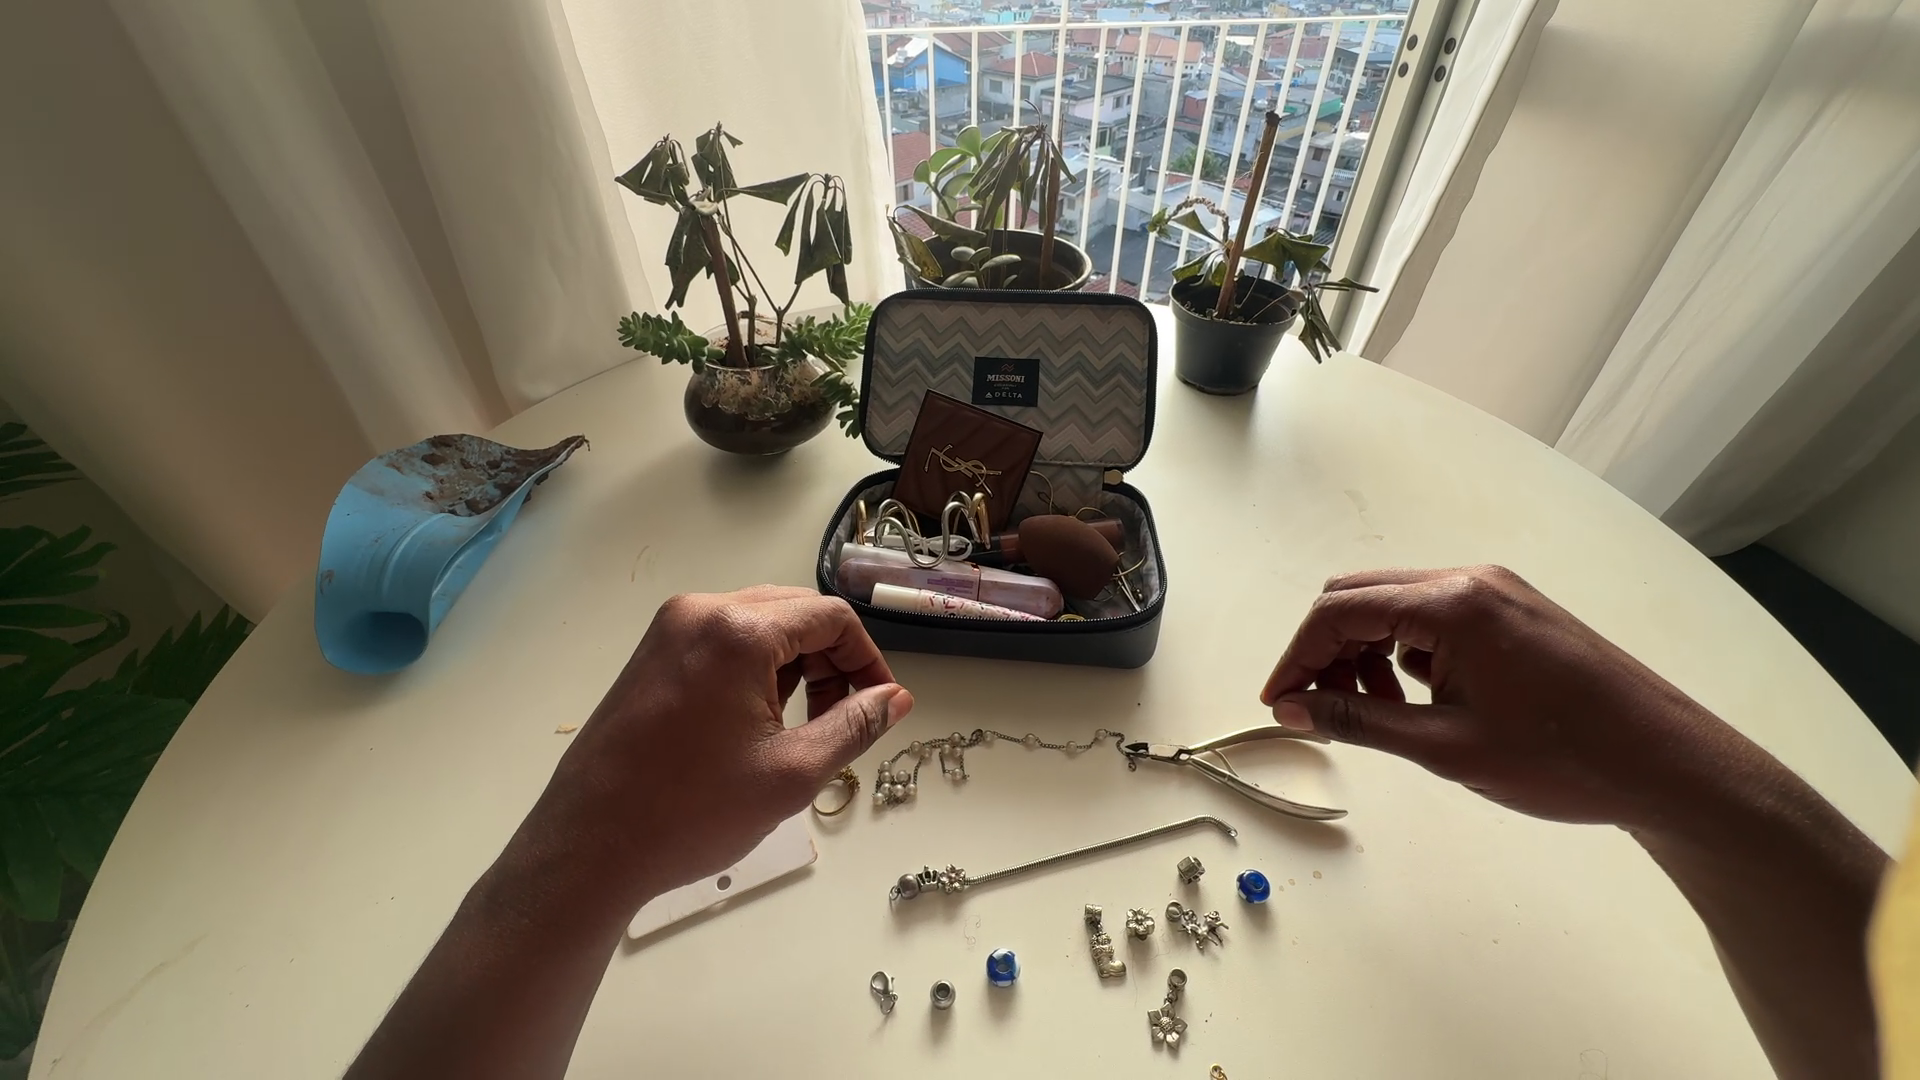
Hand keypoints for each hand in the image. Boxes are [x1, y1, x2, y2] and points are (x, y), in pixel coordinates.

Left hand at [549, 586, 911, 900]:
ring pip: (762, 624)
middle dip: (832, 660)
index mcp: (737, 630)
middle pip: (797, 613)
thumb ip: (855, 725)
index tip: (878, 705)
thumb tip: (896, 698)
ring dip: (797, 664)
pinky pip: (727, 640)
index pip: (831, 617)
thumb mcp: (793, 772)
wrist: (585, 850)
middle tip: (841, 717)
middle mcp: (701, 611)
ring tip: (800, 724)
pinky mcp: (654, 653)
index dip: (867, 658)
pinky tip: (758, 718)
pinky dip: (758, 668)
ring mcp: (670, 629)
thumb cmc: (693, 813)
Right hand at [1260, 566, 1763, 829]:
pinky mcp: (1509, 609)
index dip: (1296, 657)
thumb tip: (1288, 710)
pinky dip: (1399, 650)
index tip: (1278, 702)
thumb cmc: (1562, 762)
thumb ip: (1355, 719)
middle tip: (1315, 704)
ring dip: (1360, 651)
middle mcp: (1466, 579)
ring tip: (1368, 708)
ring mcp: (1492, 590)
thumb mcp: (1444, 746)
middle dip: (1324, 650)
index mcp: (1450, 603)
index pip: (1338, 612)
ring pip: (1389, 605)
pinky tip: (1413, 693)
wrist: (1681, 771)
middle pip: (1357, 596)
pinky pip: (1426, 615)